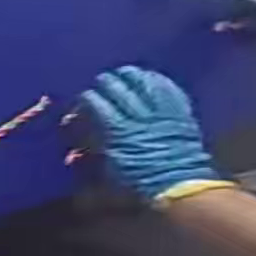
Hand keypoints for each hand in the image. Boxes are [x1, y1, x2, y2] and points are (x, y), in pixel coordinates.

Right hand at [81, 65, 225, 203]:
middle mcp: (141, 122)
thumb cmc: (130, 183)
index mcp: (118, 135)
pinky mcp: (181, 118)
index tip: (83, 94)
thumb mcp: (99, 174)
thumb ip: (86, 156)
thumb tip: (74, 144)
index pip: (102, 110)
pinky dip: (163, 84)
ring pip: (150, 92)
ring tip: (128, 70)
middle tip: (103, 77)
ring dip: (138, 80)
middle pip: (126, 97)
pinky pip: (171, 95)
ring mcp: (164, 118)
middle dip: (113, 85)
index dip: (92, 100)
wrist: (176, 185)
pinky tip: (155, 77)